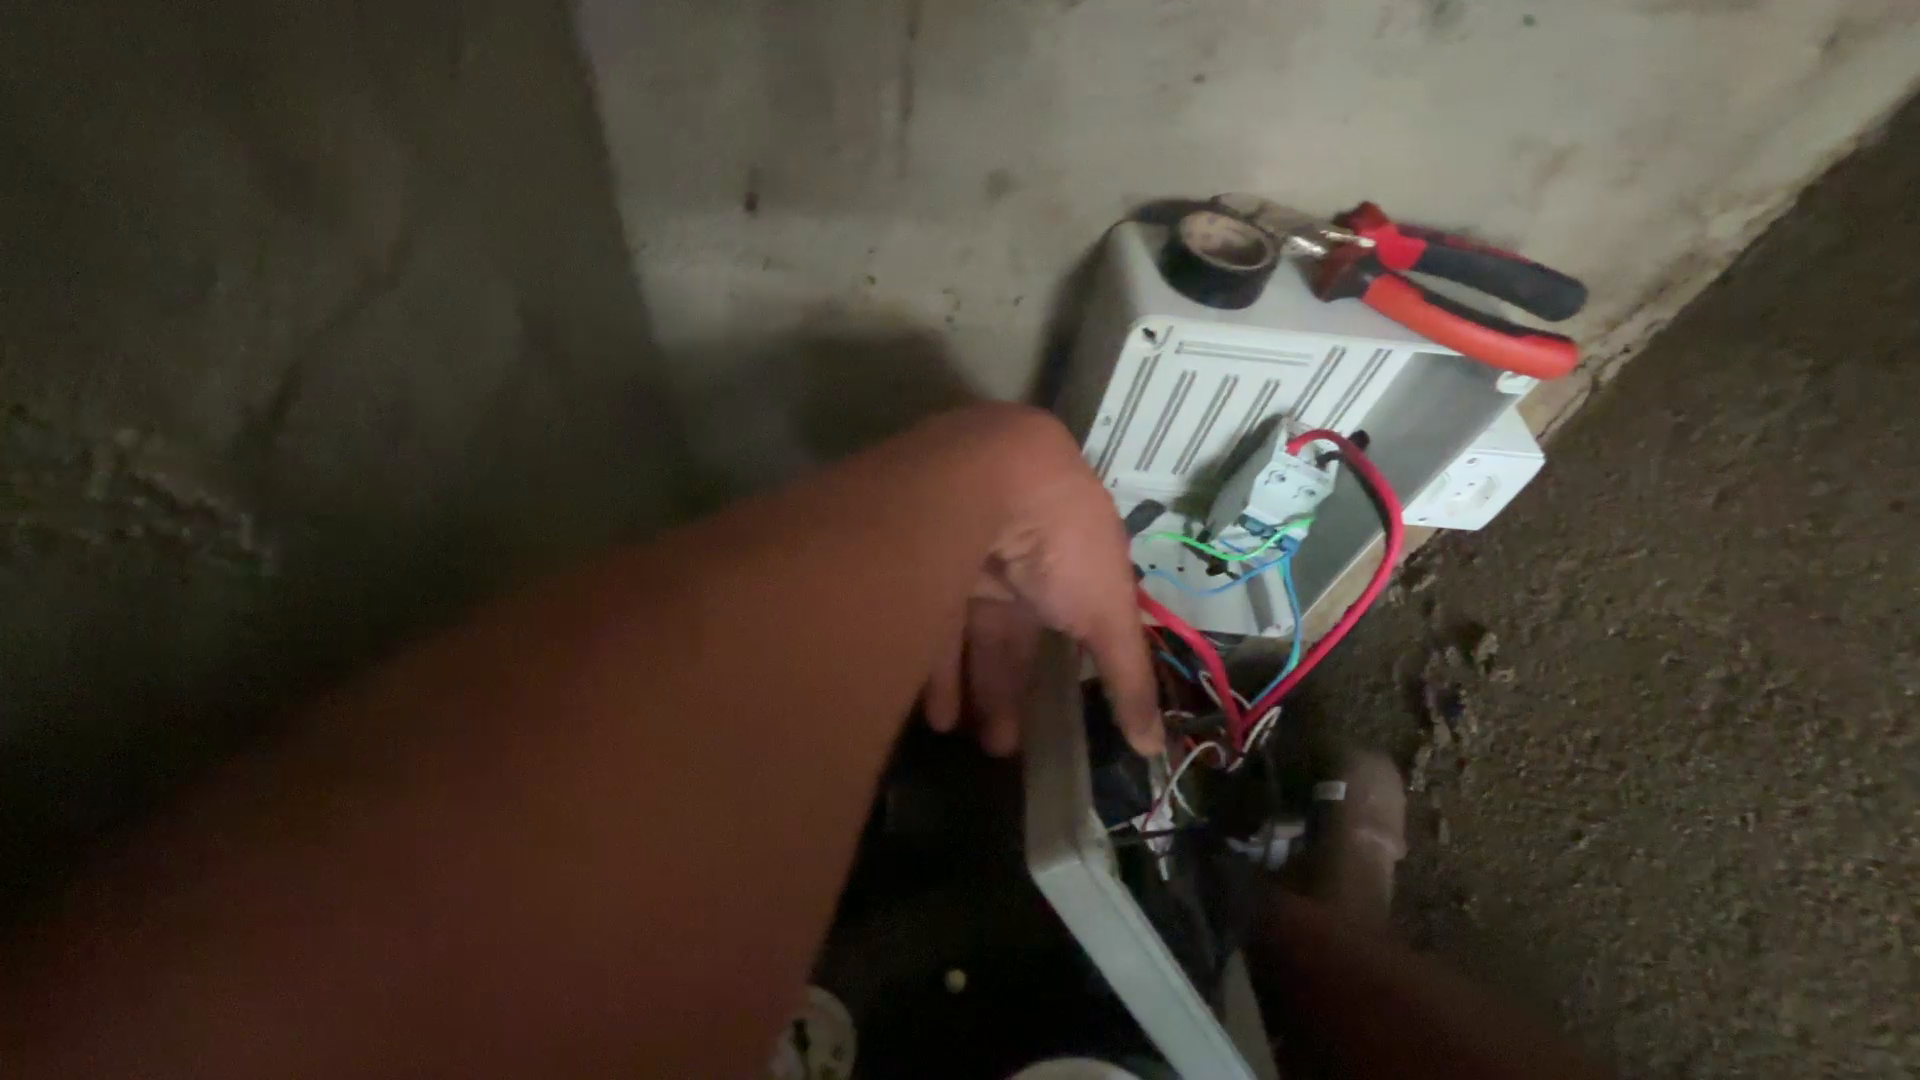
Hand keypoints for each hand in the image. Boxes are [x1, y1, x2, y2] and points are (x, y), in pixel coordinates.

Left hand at [921, 418, 1162, 757]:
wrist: (989, 475)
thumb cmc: (1066, 543)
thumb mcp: (1108, 614)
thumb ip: (1128, 678)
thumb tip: (1154, 747)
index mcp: (1068, 561)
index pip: (1063, 624)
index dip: (1055, 674)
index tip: (1048, 725)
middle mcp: (1016, 557)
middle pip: (1007, 632)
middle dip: (1003, 690)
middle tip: (998, 748)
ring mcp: (964, 555)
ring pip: (962, 628)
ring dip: (962, 684)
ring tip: (955, 735)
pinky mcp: (918, 561)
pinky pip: (924, 618)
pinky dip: (928, 662)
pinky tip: (931, 709)